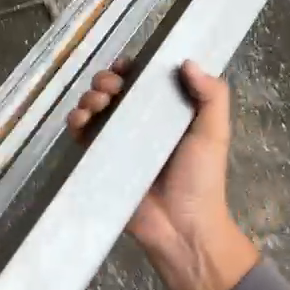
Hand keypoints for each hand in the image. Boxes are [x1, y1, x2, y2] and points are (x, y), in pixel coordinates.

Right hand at [68, 59, 259, 289]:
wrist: (182, 229)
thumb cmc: (201, 179)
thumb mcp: (213, 134)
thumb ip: (211, 96)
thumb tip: (186, 60)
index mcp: (164, 110)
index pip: (141, 78)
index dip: (131, 67)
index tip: (127, 66)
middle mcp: (138, 121)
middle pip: (112, 88)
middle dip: (105, 79)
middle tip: (111, 88)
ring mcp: (116, 140)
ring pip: (93, 105)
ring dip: (89, 96)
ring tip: (98, 104)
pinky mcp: (99, 159)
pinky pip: (80, 133)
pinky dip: (75, 120)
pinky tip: (81, 119)